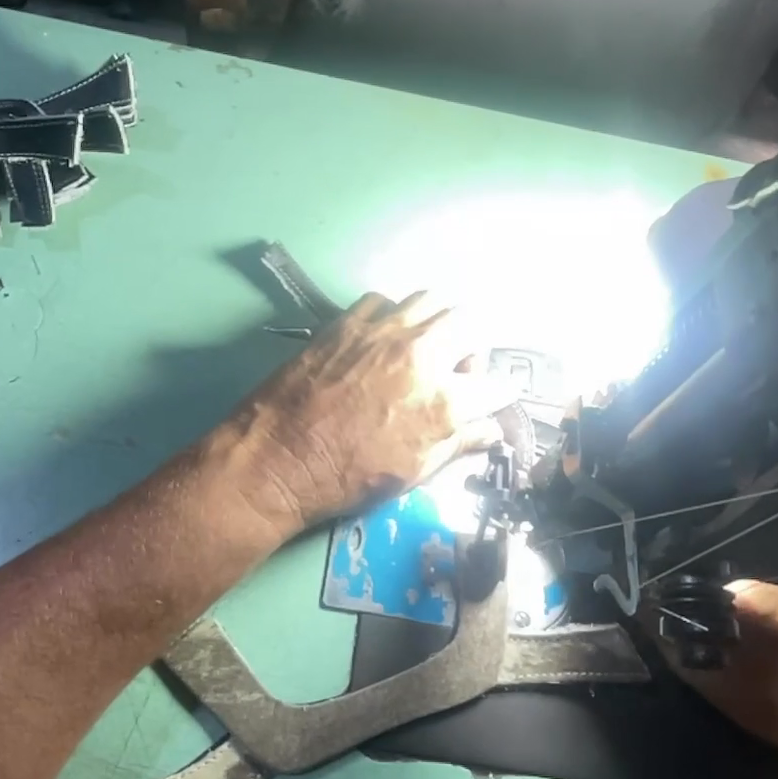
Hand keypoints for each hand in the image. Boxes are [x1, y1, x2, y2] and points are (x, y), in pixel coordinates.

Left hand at [234, 291, 508, 537]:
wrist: (277, 459)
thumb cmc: (347, 478)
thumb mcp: (414, 473)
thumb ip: (459, 444)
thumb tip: (491, 430)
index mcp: (444, 402)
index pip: (497, 385)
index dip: (500, 394)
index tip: (492, 398)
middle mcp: (422, 355)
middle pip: (469, 324)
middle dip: (471, 346)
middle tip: (454, 369)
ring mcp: (383, 332)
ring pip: (430, 300)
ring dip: (436, 321)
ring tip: (423, 346)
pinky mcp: (348, 322)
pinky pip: (385, 301)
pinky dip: (393, 315)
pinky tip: (382, 338)